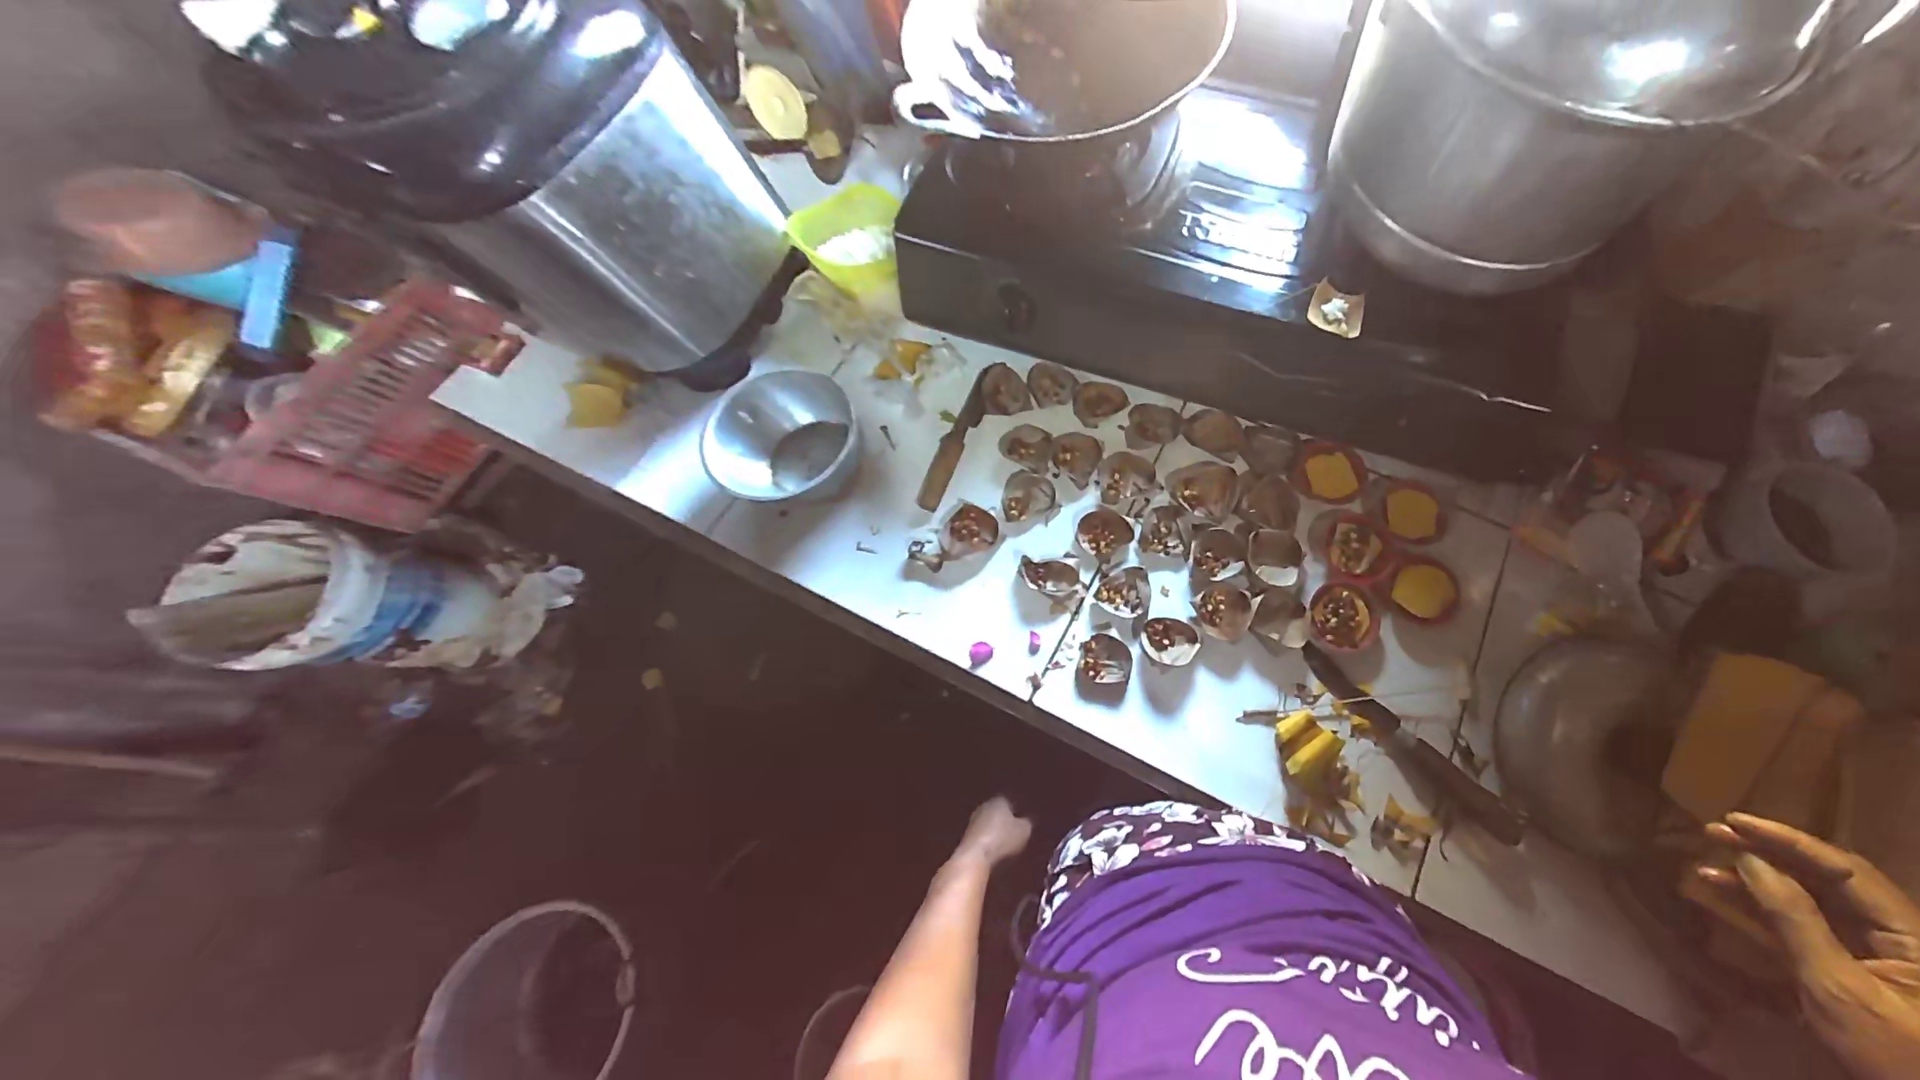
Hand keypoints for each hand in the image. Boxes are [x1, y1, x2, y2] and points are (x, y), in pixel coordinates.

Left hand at [952, 796, 1031, 867]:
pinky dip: (987, 839)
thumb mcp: (1023, 831)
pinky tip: (992, 848)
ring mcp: (974, 819)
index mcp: (999, 801)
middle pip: (997, 811)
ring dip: (994, 830)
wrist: (976, 853)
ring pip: (988, 822)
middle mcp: (985, 805)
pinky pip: (982, 833)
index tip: (1021, 821)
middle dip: (1004, 819)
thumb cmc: (1003, 838)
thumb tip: (1025, 821)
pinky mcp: (967, 833)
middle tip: (1013, 831)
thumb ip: (1026, 823)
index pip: (1009, 801)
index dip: (1016, 811)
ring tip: (1004, 842)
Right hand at [1696, 812, 1919, 1079]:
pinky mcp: (1848, 966)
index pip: (1847, 871)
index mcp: (1916, 937)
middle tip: (1714, 830)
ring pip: (1811, 898)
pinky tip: (1719, 888)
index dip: (1790, 841)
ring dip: (1757, 876)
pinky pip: (1803, 923)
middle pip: (1829, 880)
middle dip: (1769, 852)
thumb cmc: (1892, 1052)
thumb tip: (1750, 860)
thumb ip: (1795, 920)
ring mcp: (1874, 952)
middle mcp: (1899, 935)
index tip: (1735, 820)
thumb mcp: (1838, 987)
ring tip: (1707, 858)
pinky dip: (1759, 903)